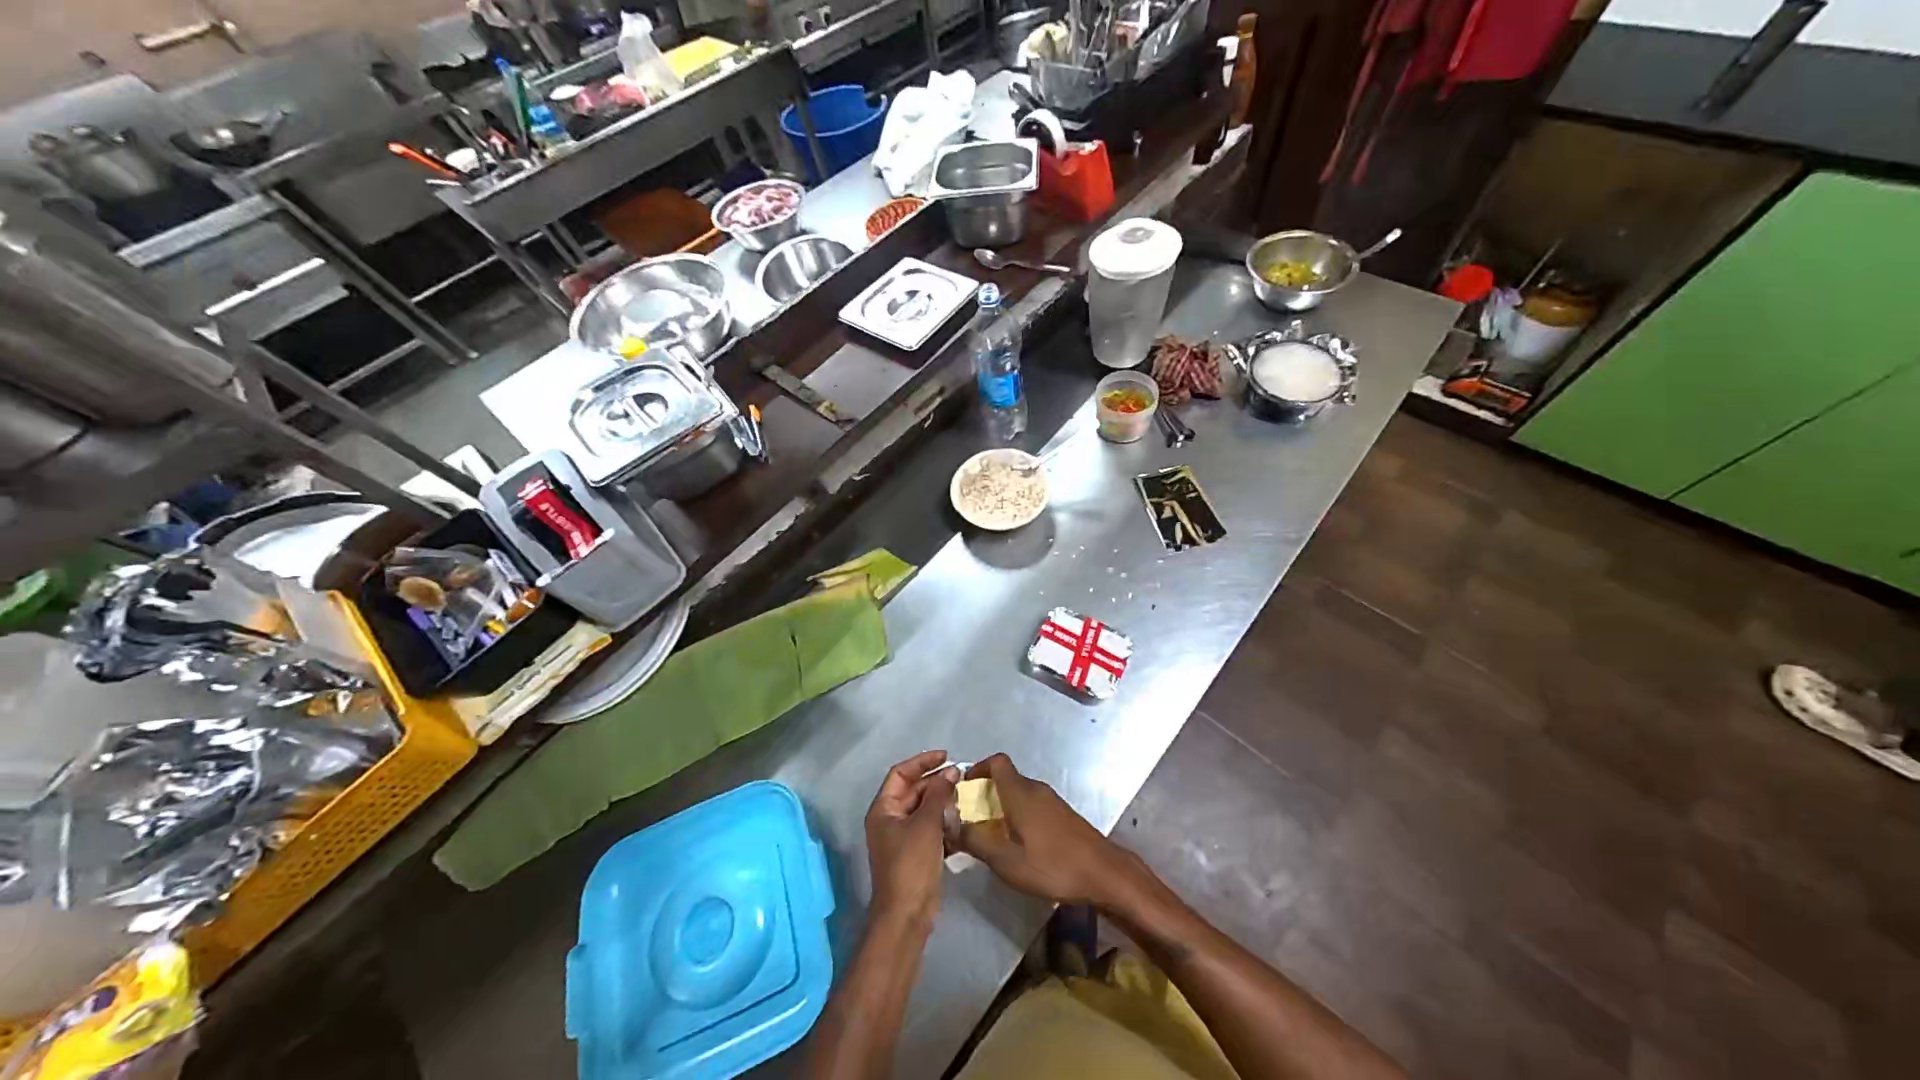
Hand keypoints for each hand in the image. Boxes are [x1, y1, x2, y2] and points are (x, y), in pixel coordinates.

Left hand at [864, 750, 957, 924]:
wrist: (907, 913)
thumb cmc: (911, 864)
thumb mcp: (926, 824)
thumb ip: (938, 794)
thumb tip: (951, 771)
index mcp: (883, 809)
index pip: (900, 773)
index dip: (922, 762)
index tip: (946, 756)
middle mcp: (890, 820)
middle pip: (913, 791)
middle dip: (936, 782)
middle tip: (962, 777)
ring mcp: (902, 838)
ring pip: (924, 810)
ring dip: (943, 803)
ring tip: (965, 798)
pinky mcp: (916, 853)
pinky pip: (931, 829)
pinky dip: (945, 823)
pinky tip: (963, 823)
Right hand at [951, 754, 1145, 907]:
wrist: (1104, 874)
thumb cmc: (1053, 865)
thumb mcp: (1007, 861)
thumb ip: (975, 840)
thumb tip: (949, 823)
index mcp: (1020, 793)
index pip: (996, 762)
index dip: (977, 769)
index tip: (964, 789)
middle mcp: (1036, 789)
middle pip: (1006, 779)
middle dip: (985, 794)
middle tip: (970, 820)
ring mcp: (1052, 802)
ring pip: (1020, 794)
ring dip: (1002, 807)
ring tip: (991, 835)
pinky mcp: (1063, 816)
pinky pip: (1033, 806)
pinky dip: (1019, 816)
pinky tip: (1018, 844)